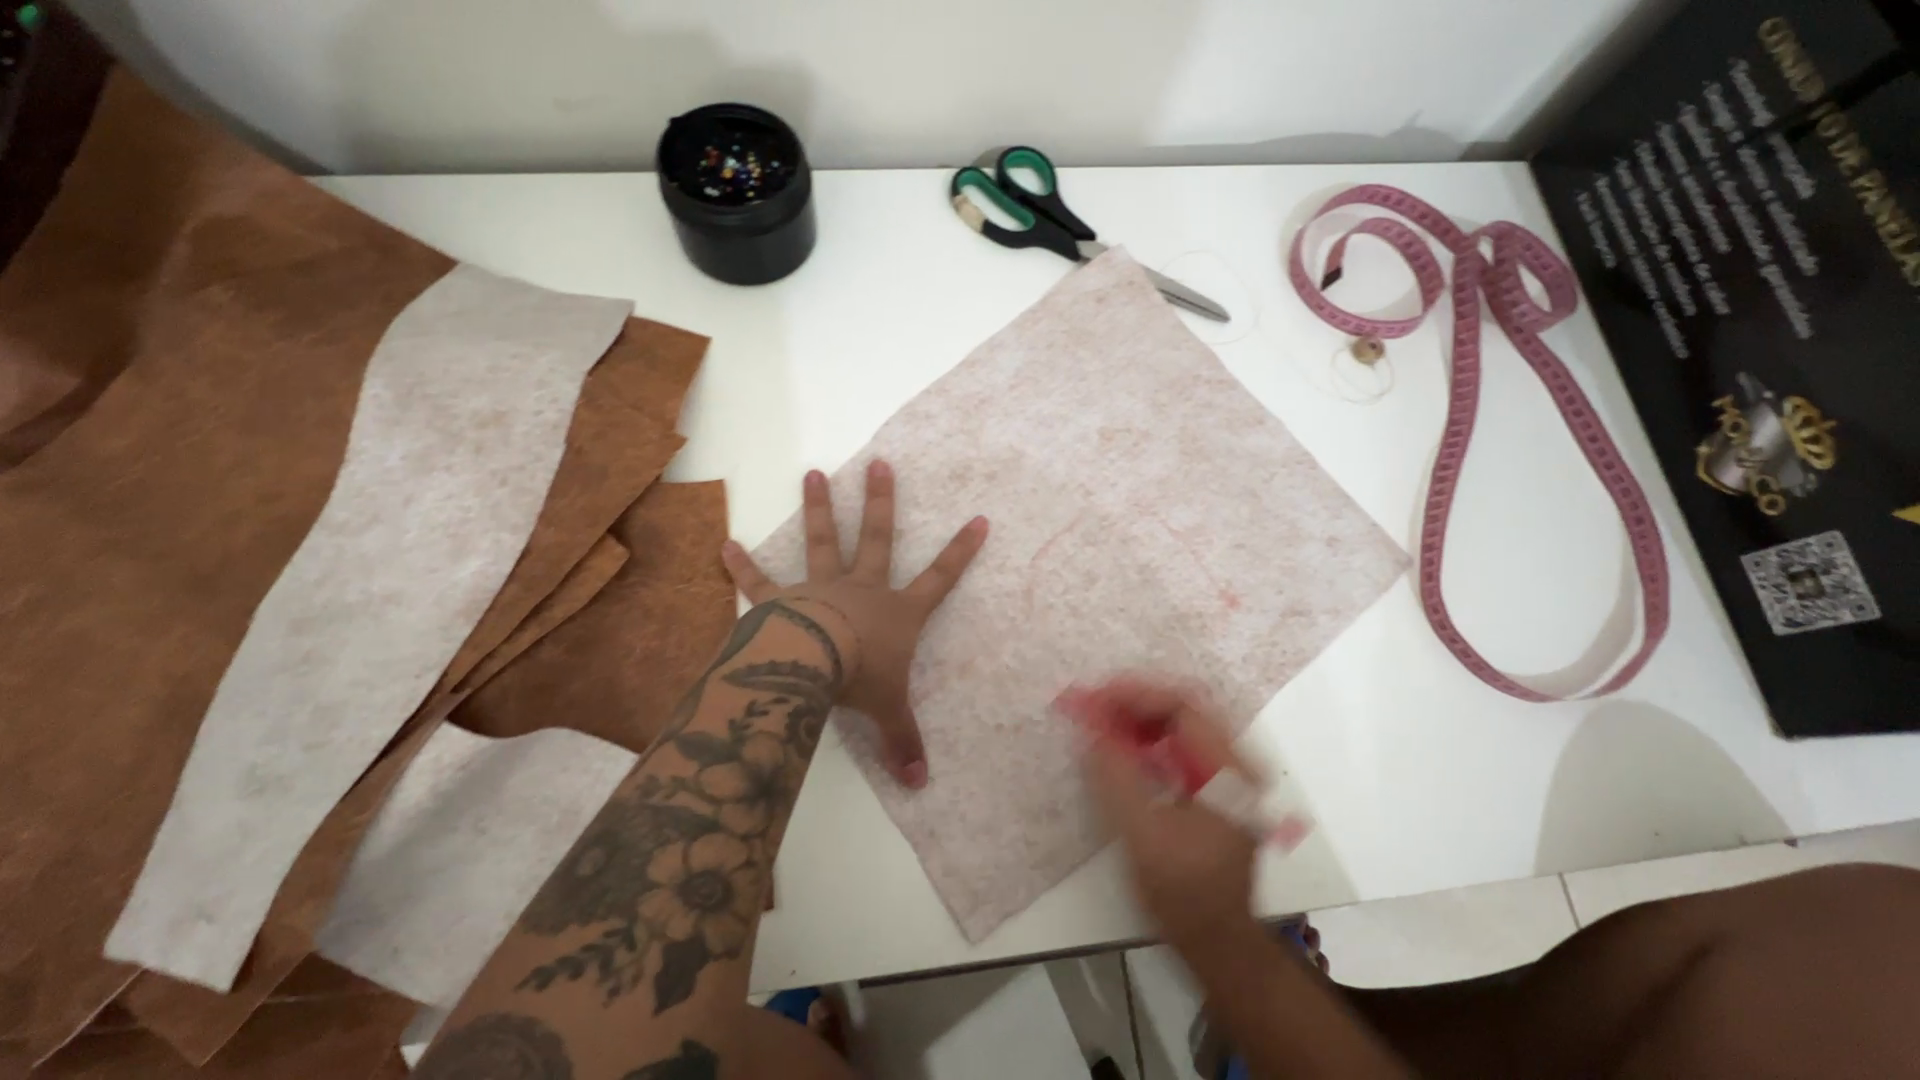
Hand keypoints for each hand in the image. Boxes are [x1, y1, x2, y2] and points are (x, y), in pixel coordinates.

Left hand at [720, 459, 988, 788]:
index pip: (940, 579)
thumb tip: (921, 784)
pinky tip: (724, 544)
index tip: (979, 520)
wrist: (812, 665)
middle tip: (879, 463)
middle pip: (877, 538)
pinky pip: (760, 581)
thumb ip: (904, 743)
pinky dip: (742, 565)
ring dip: (817, 508)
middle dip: (880, 502)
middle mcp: (862, 590)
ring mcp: (820, 588)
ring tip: (812, 472)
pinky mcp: (780, 600)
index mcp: (897, 613)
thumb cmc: (860, 680)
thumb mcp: (888, 712)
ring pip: (821, 542)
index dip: (961, 552)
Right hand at [1081, 679, 1260, 950]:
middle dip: (1132, 702)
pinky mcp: (1213, 792)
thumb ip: (1116, 777)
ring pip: (1180, 726)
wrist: (1217, 943)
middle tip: (1089, 706)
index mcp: (1228, 771)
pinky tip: (1118, 749)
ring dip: (1136, 719)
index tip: (1092, 700)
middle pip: (1183, 709)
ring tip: (1096, 722)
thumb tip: (1092, 728)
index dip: (1134, 695)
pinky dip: (1145, 741)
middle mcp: (1235, 765)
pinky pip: (1178, 748)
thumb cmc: (1184, 893)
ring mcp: (1227, 778)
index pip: (1183, 706)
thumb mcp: (1143, 835)